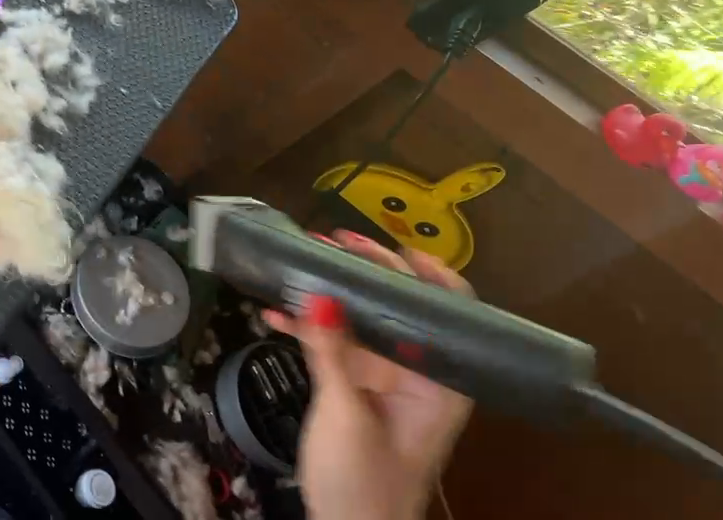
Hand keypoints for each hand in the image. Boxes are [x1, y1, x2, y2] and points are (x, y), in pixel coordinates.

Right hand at [266, 233, 473, 519]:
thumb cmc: (363, 481)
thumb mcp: (345, 413)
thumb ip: (332, 353)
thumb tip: (320, 295)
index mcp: (437, 383)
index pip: (449, 317)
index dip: (430, 278)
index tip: (395, 247)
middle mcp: (416, 374)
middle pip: (397, 310)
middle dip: (364, 273)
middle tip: (328, 242)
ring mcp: (383, 382)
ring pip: (359, 323)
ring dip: (327, 295)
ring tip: (295, 264)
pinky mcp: (354, 390)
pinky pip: (332, 347)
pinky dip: (306, 328)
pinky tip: (273, 313)